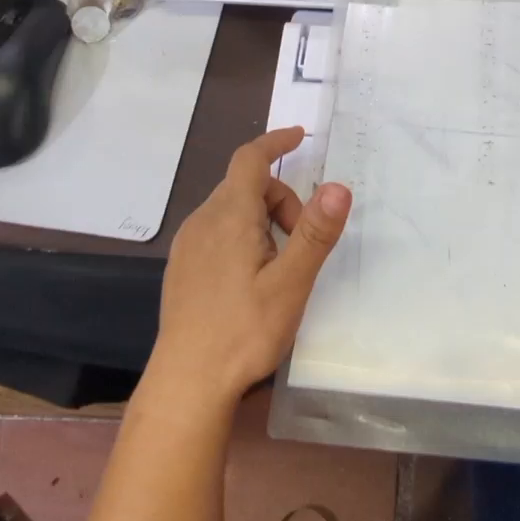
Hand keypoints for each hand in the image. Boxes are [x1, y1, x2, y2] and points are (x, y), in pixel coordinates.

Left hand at [146, 126, 353, 405]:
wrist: (188, 383)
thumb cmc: (244, 331)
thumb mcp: (291, 283)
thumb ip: (315, 232)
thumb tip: (338, 185)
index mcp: (229, 216)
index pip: (250, 159)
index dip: (275, 142)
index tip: (299, 137)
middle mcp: (203, 222)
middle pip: (246, 186)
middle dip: (282, 201)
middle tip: (302, 245)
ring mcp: (187, 246)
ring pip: (231, 210)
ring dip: (262, 221)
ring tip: (279, 268)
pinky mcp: (181, 269)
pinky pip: (216, 232)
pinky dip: (242, 237)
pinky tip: (251, 281)